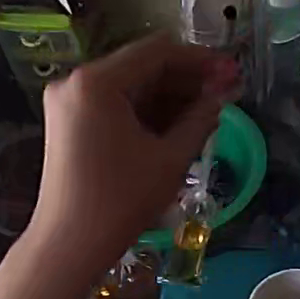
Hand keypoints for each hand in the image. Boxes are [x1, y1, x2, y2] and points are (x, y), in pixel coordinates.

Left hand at [27, 34, 238, 277]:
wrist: (69, 246)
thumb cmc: (121, 202)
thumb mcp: (170, 159)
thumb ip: (200, 119)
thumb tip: (221, 95)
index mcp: (96, 82)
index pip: (157, 52)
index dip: (200, 60)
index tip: (231, 72)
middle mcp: (75, 82)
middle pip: (141, 67)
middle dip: (186, 80)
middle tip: (226, 92)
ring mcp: (68, 103)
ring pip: (129, 88)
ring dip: (168, 97)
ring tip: (208, 112)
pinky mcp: (68, 124)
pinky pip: (113, 106)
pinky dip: (145, 113)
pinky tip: (178, 125)